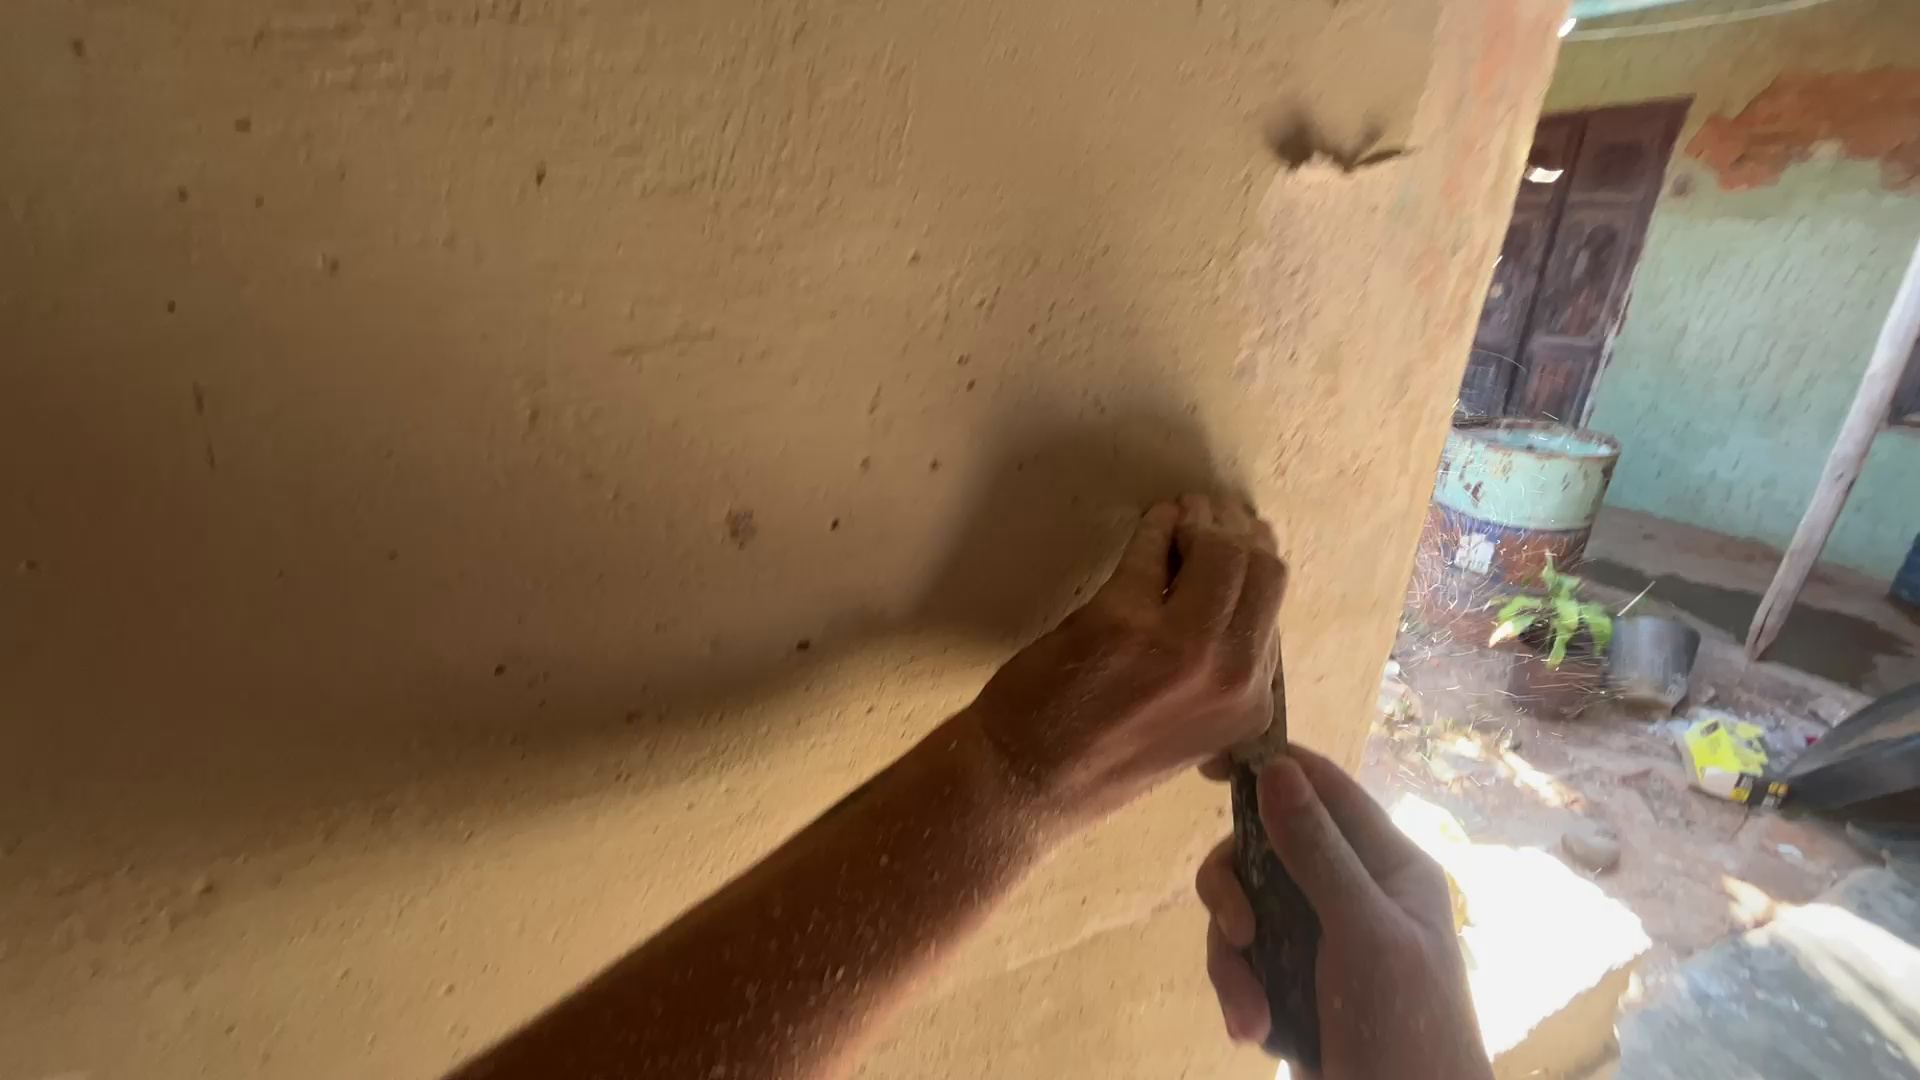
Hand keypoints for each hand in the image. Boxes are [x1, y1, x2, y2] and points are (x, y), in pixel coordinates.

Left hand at [966, 494, 1283, 826]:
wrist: (1029, 781)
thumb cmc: (1101, 755)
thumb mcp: (1189, 727)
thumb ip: (1219, 670)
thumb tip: (1227, 598)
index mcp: (1251, 706)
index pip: (1273, 608)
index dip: (1252, 562)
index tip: (1231, 538)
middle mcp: (1232, 675)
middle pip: (1262, 569)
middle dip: (1237, 529)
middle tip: (1207, 513)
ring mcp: (1182, 646)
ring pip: (1221, 550)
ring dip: (1201, 518)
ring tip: (1180, 511)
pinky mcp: (1124, 619)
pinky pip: (1152, 547)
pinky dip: (1155, 525)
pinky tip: (1153, 521)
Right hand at [1195, 749, 1490, 1079]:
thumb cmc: (1405, 1032)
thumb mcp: (1364, 935)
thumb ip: (1318, 850)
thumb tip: (1273, 765)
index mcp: (1384, 864)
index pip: (1321, 785)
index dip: (1266, 764)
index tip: (1208, 765)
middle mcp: (1347, 886)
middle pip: (1261, 845)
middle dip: (1235, 890)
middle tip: (1238, 931)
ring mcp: (1316, 931)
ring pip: (1241, 901)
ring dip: (1232, 956)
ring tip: (1250, 1013)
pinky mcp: (1290, 972)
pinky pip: (1240, 951)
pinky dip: (1238, 988)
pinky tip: (1252, 1030)